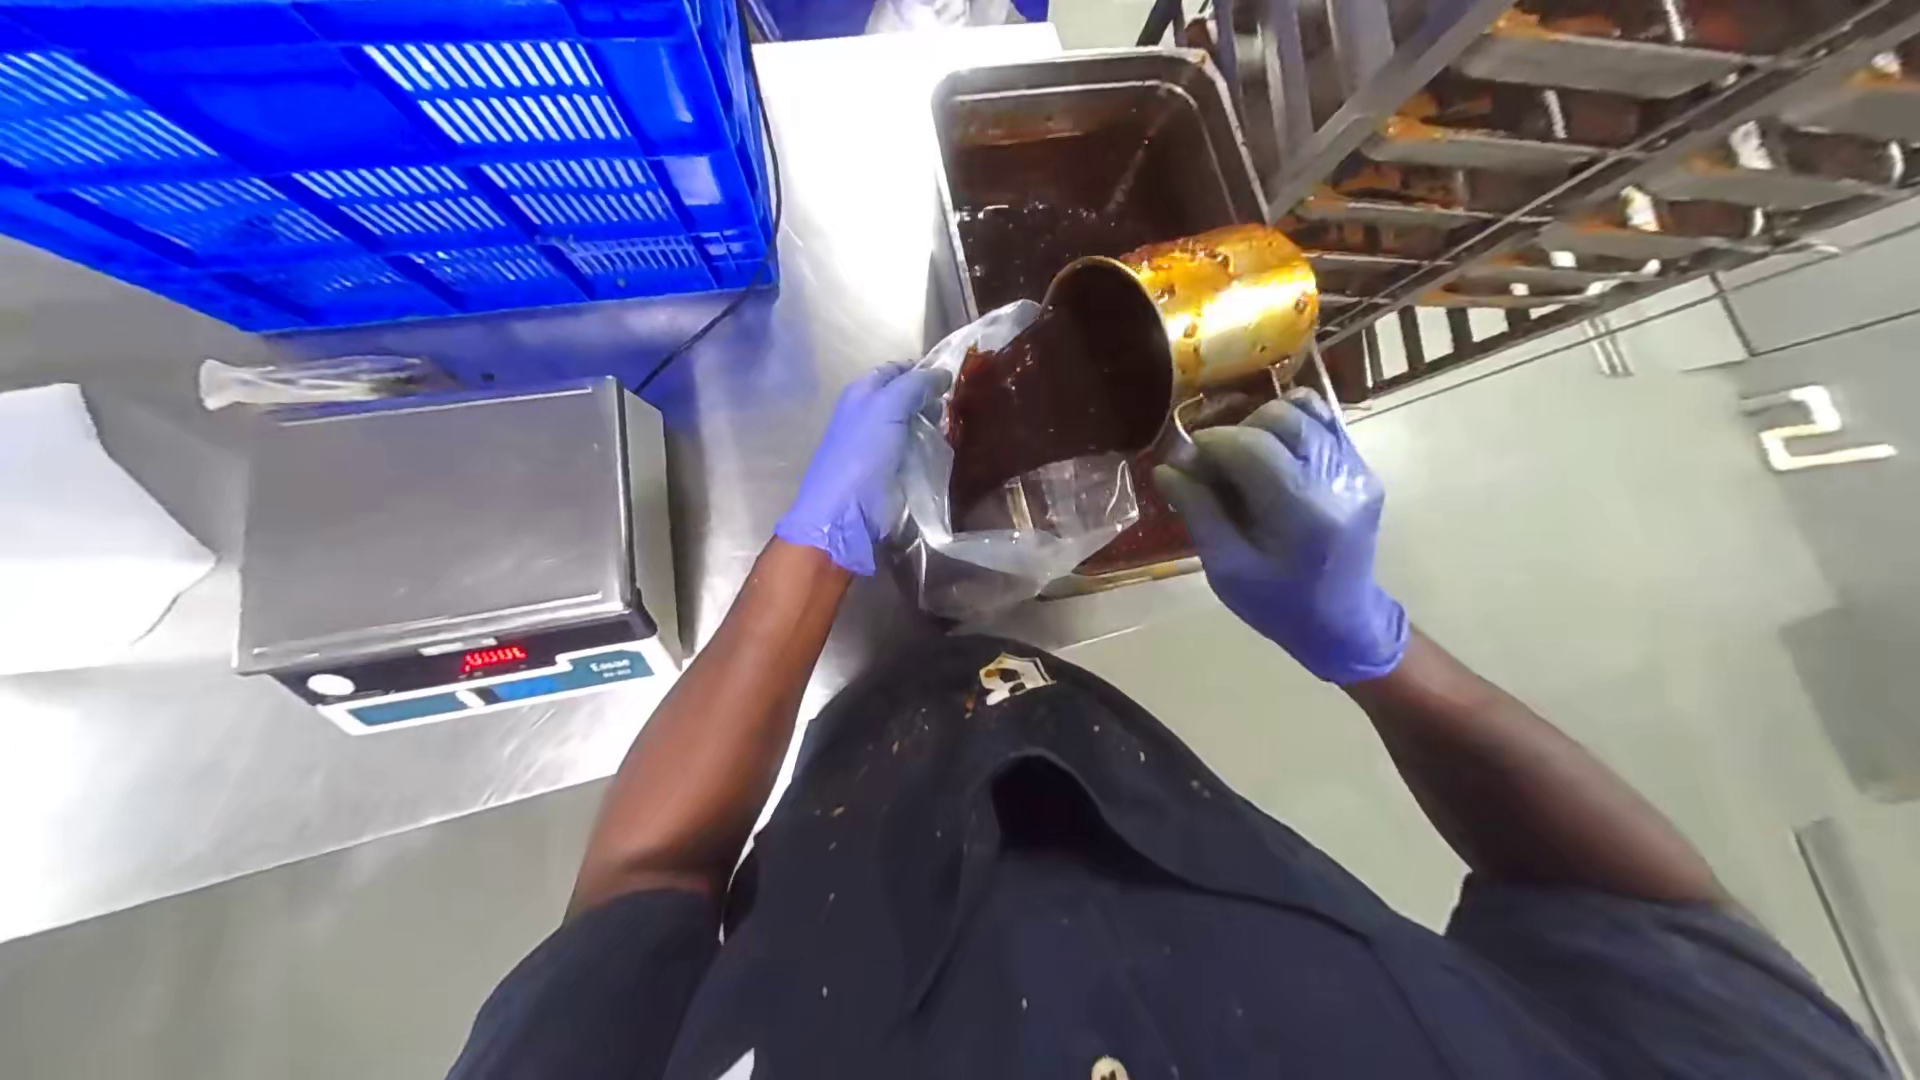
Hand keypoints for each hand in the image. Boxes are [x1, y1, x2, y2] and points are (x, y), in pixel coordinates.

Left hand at [776, 361, 946, 575]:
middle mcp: (871, 415)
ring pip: (915, 424)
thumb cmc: (864, 452)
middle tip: (957, 403)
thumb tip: (942, 373)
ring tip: (957, 424)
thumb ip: (915, 385)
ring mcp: (883, 444)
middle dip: (931, 398)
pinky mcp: (894, 469)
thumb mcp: (888, 407)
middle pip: (907, 397)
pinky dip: (933, 446)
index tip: (952, 376)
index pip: (896, 371)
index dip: (922, 370)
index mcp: (863, 393)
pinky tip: (949, 446)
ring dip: (934, 423)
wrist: (848, 510)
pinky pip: (918, 450)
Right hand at [1154, 389, 1406, 682]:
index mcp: (1302, 511)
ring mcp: (1356, 469)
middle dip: (1233, 432)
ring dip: (1260, 426)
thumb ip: (1198, 512)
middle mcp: (1337, 478)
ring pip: (1303, 409)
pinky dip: (1286, 429)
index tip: (1185, 464)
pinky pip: (1322, 423)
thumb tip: (1166, 468)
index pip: (1250, 444)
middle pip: (1278, 417)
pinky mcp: (1361, 468)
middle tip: (1212, 467)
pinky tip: (1268, 459)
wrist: (1342, 622)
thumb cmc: (1277, 604)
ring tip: (1241, 460)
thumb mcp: (1226, 568)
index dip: (1209, 444)